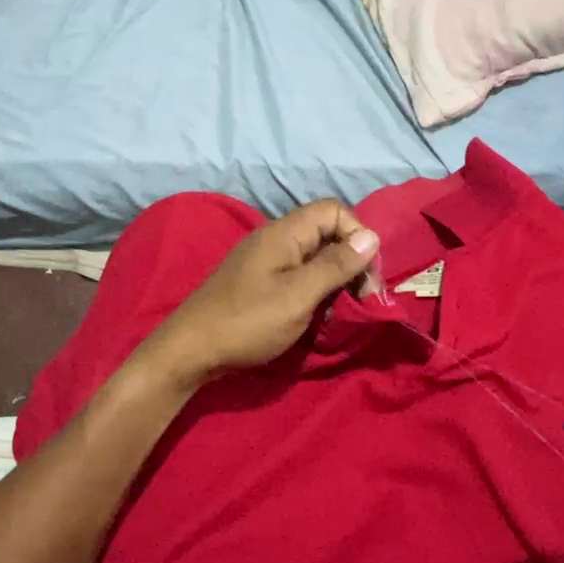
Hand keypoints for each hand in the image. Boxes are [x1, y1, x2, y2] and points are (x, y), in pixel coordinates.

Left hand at [142, 199, 380, 386]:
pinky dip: (314, 292)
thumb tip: (372, 236)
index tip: (366, 275)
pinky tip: (318, 317)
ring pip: (314, 258)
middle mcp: (275, 240)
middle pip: (326, 234)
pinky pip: (298, 277)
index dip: (357, 235)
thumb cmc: (247, 322)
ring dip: (334, 281)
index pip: (333, 211)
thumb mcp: (299, 295)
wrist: (191, 351)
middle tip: (361, 300)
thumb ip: (336, 265)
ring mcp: (265, 263)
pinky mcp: (259, 284)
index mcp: (284, 233)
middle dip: (351, 262)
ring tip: (340, 312)